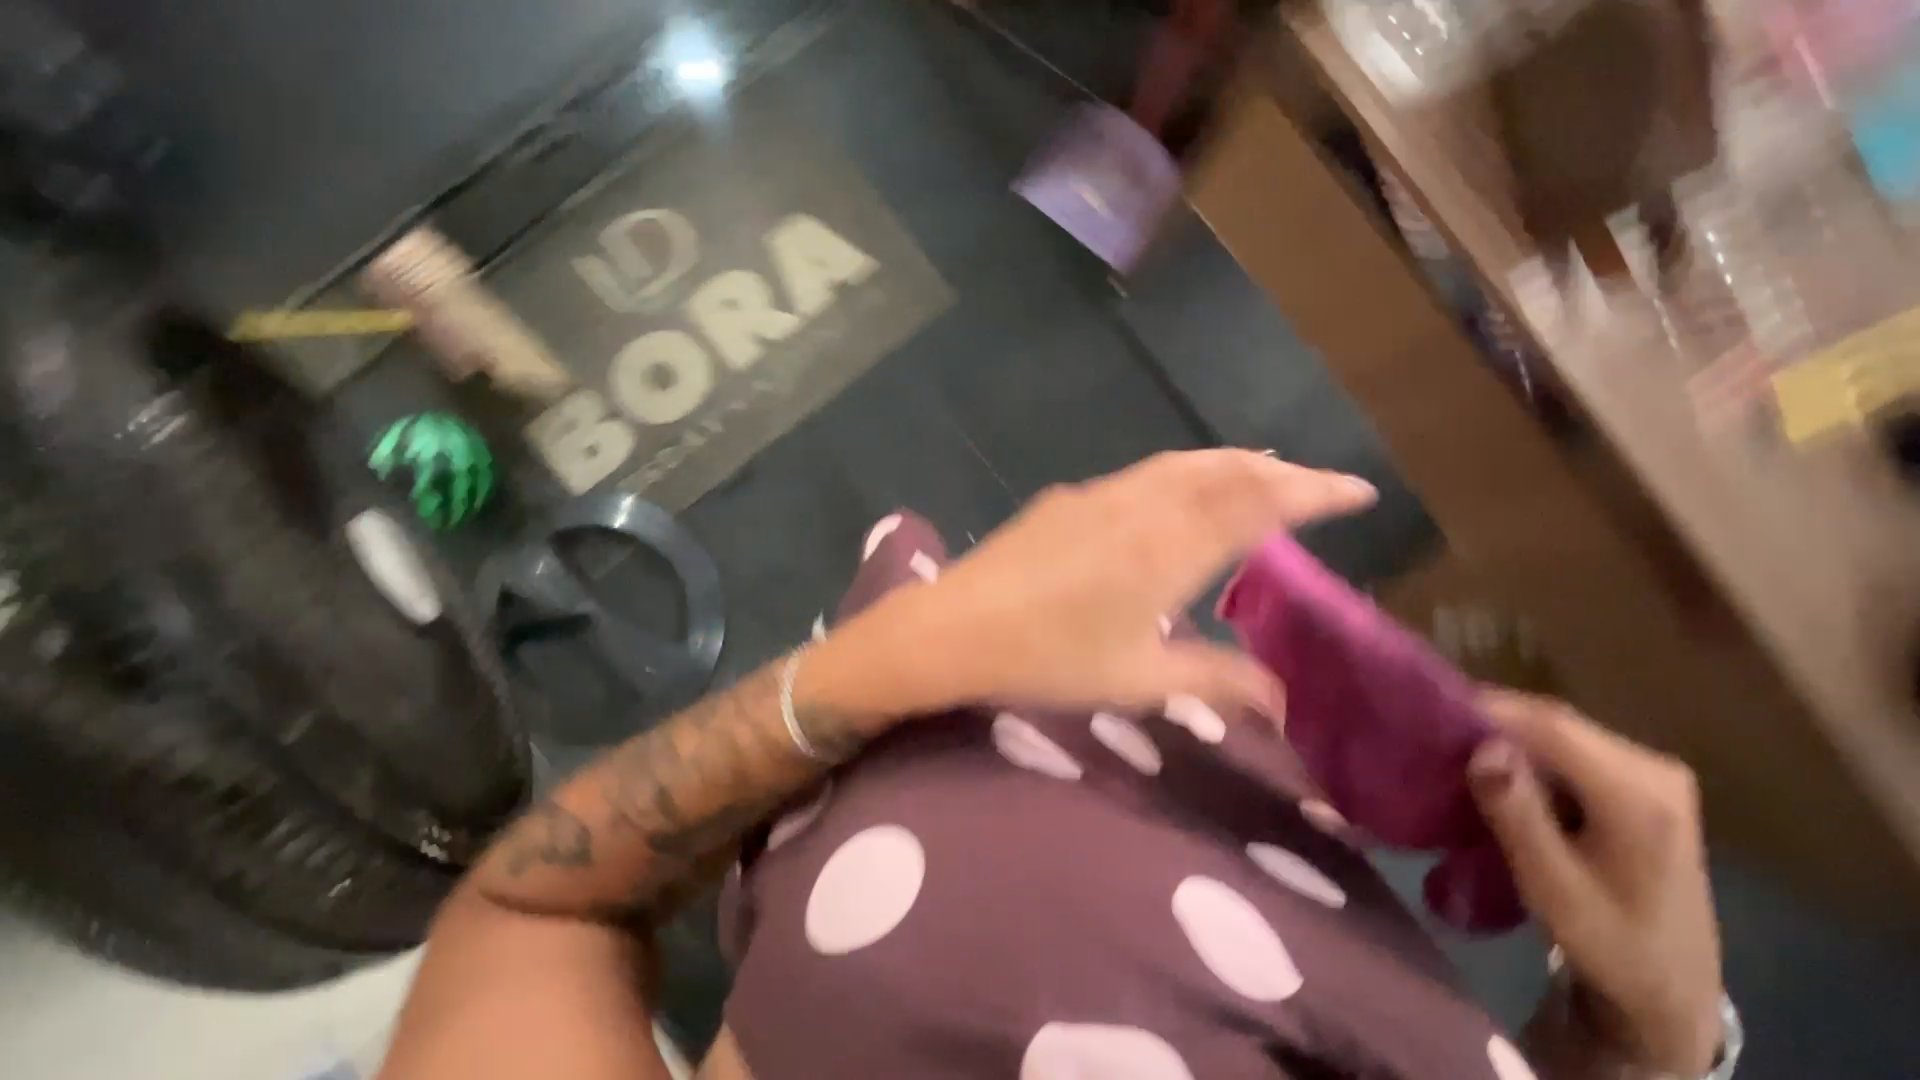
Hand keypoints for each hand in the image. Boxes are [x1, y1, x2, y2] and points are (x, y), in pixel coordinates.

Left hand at [820, 449, 1375, 721]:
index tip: (1359, 491)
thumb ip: (1214, 682)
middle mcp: (1142, 506)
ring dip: (1231, 464)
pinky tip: (1180, 495)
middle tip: (1317, 485)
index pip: (1259, 503)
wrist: (951, 631)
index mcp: (1169, 548)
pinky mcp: (1068, 500)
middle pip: (1225, 470)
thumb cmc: (1047, 660)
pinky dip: (1185, 473)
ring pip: (1182, 464)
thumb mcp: (1137, 681)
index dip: (1314, 492)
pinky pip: (1145, 473)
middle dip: (1280, 471)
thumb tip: (1282, 699)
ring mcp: (1100, 495)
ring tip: (1262, 474)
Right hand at [1468, 691, 1723, 1076]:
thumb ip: (1517, 813)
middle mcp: (1654, 767)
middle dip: (1492, 723)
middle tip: (1434, 735)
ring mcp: (1652, 772)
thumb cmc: (1610, 942)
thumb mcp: (1552, 886)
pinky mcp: (1640, 783)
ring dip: (1507, 739)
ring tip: (1454, 751)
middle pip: (1556, 723)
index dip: (1489, 710)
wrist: (1671, 988)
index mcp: (1640, 792)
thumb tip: (1483, 746)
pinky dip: (1529, 756)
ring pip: (1559, 733)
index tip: (1430, 712)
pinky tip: (1498, 774)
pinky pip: (1570, 751)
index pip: (1553, 725)